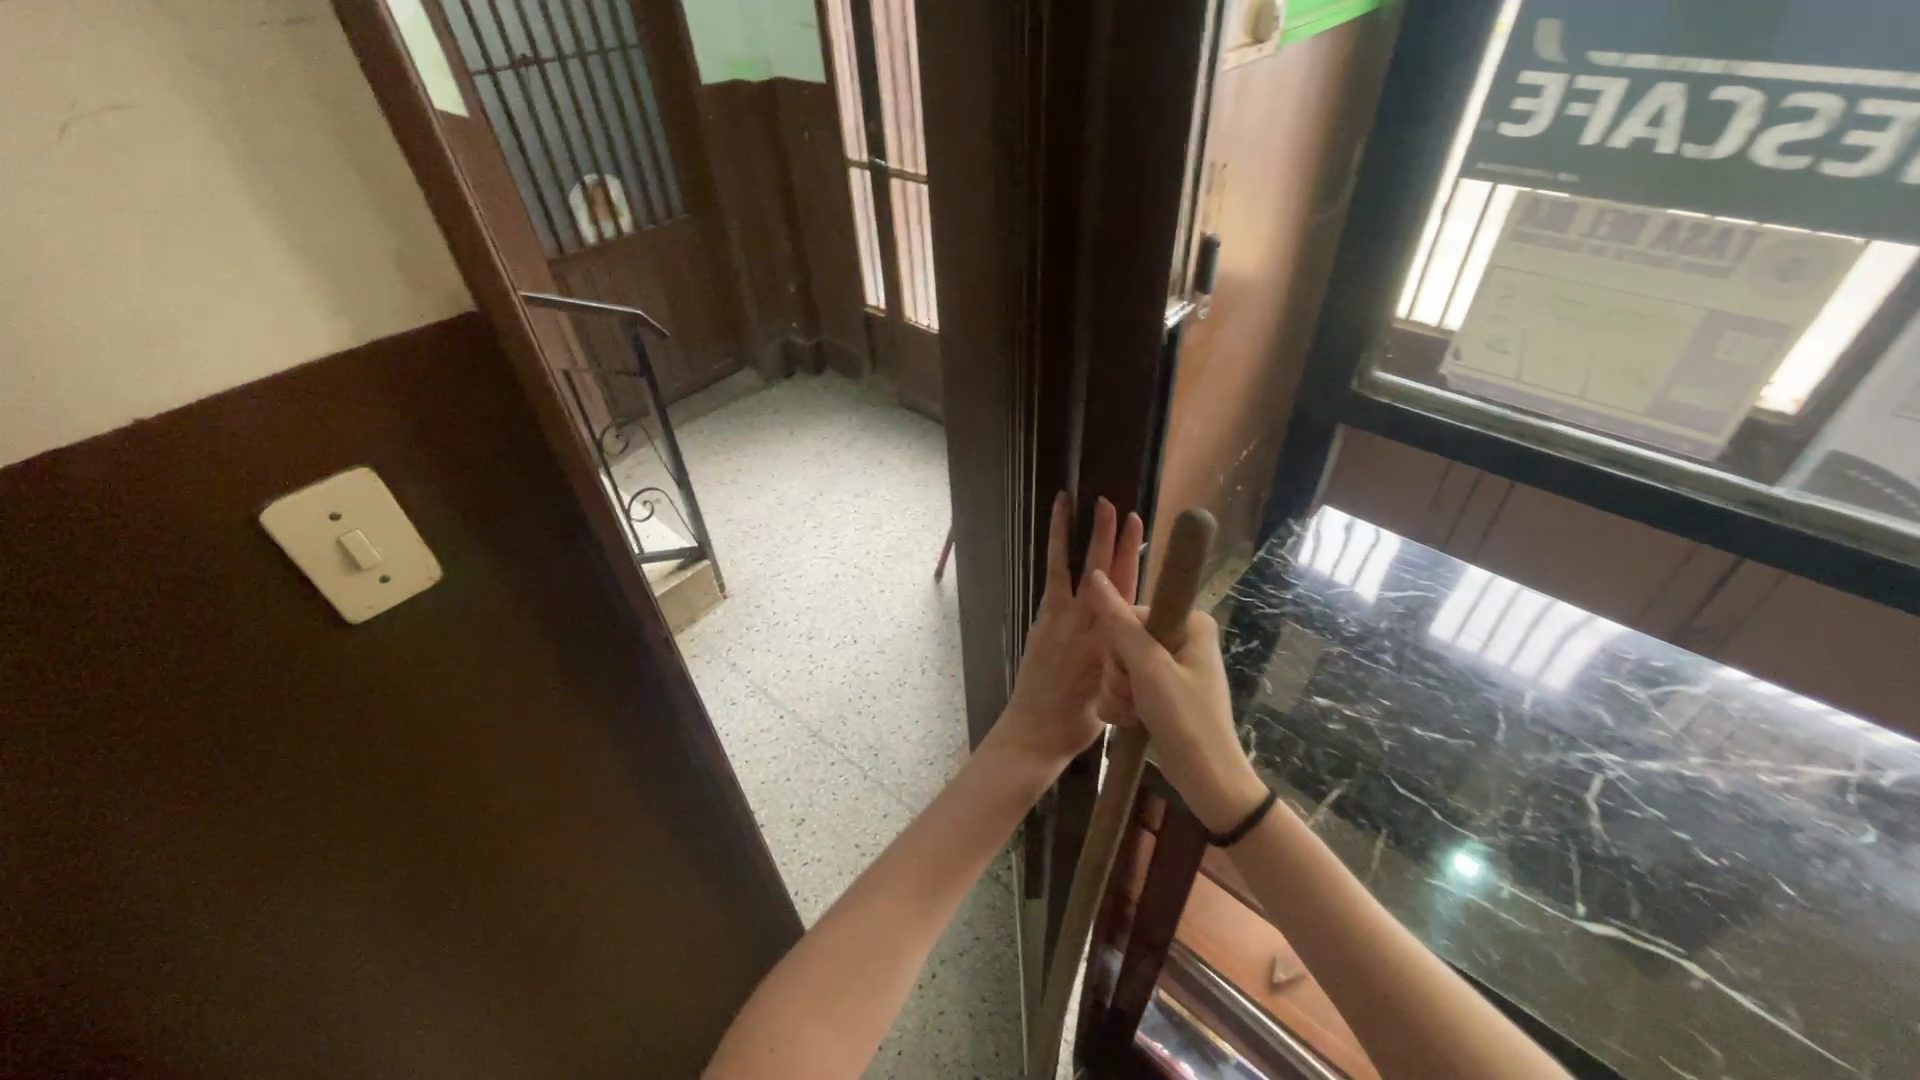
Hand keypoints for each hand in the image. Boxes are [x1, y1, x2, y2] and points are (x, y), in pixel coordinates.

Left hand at [998, 493, 1144, 766]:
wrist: (1036, 734)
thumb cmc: (1080, 723)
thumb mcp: (1117, 691)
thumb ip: (1126, 655)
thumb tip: (1135, 632)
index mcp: (1117, 645)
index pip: (1132, 593)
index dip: (1137, 559)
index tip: (1144, 532)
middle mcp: (1094, 627)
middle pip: (1111, 575)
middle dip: (1118, 540)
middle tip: (1124, 509)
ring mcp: (1064, 621)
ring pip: (1080, 569)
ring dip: (1086, 534)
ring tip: (1091, 504)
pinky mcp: (1044, 621)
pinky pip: (1053, 578)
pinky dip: (1056, 549)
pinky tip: (1058, 527)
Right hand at [1083, 570, 1266, 833]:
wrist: (1207, 778)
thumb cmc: (1184, 719)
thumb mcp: (1148, 668)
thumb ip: (1119, 623)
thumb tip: (1095, 576)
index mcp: (1189, 622)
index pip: (1130, 615)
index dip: (1119, 645)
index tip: (1131, 672)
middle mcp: (1182, 637)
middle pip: (1123, 641)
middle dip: (1117, 674)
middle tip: (1133, 698)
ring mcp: (1172, 665)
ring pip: (1120, 665)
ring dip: (1117, 693)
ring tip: (1133, 714)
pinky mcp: (1163, 690)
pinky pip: (1127, 685)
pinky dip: (1122, 704)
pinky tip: (1130, 721)